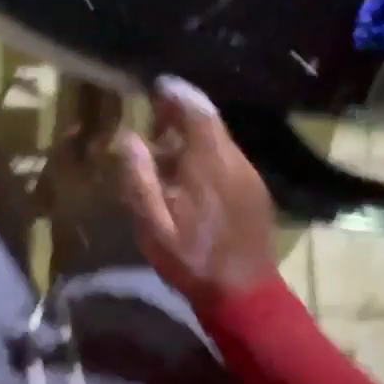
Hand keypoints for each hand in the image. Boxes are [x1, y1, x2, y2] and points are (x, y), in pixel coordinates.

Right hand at [114, 76, 278, 302]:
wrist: (246, 298)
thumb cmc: (194, 260)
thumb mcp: (154, 225)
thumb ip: (139, 178)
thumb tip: (127, 137)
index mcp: (211, 162)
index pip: (197, 110)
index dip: (176, 93)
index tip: (155, 85)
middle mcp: (235, 160)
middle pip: (210, 121)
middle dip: (182, 112)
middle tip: (153, 113)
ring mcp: (250, 176)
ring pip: (220, 140)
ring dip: (193, 134)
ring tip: (165, 146)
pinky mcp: (256, 191)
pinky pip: (228, 158)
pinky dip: (206, 153)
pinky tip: (189, 174)